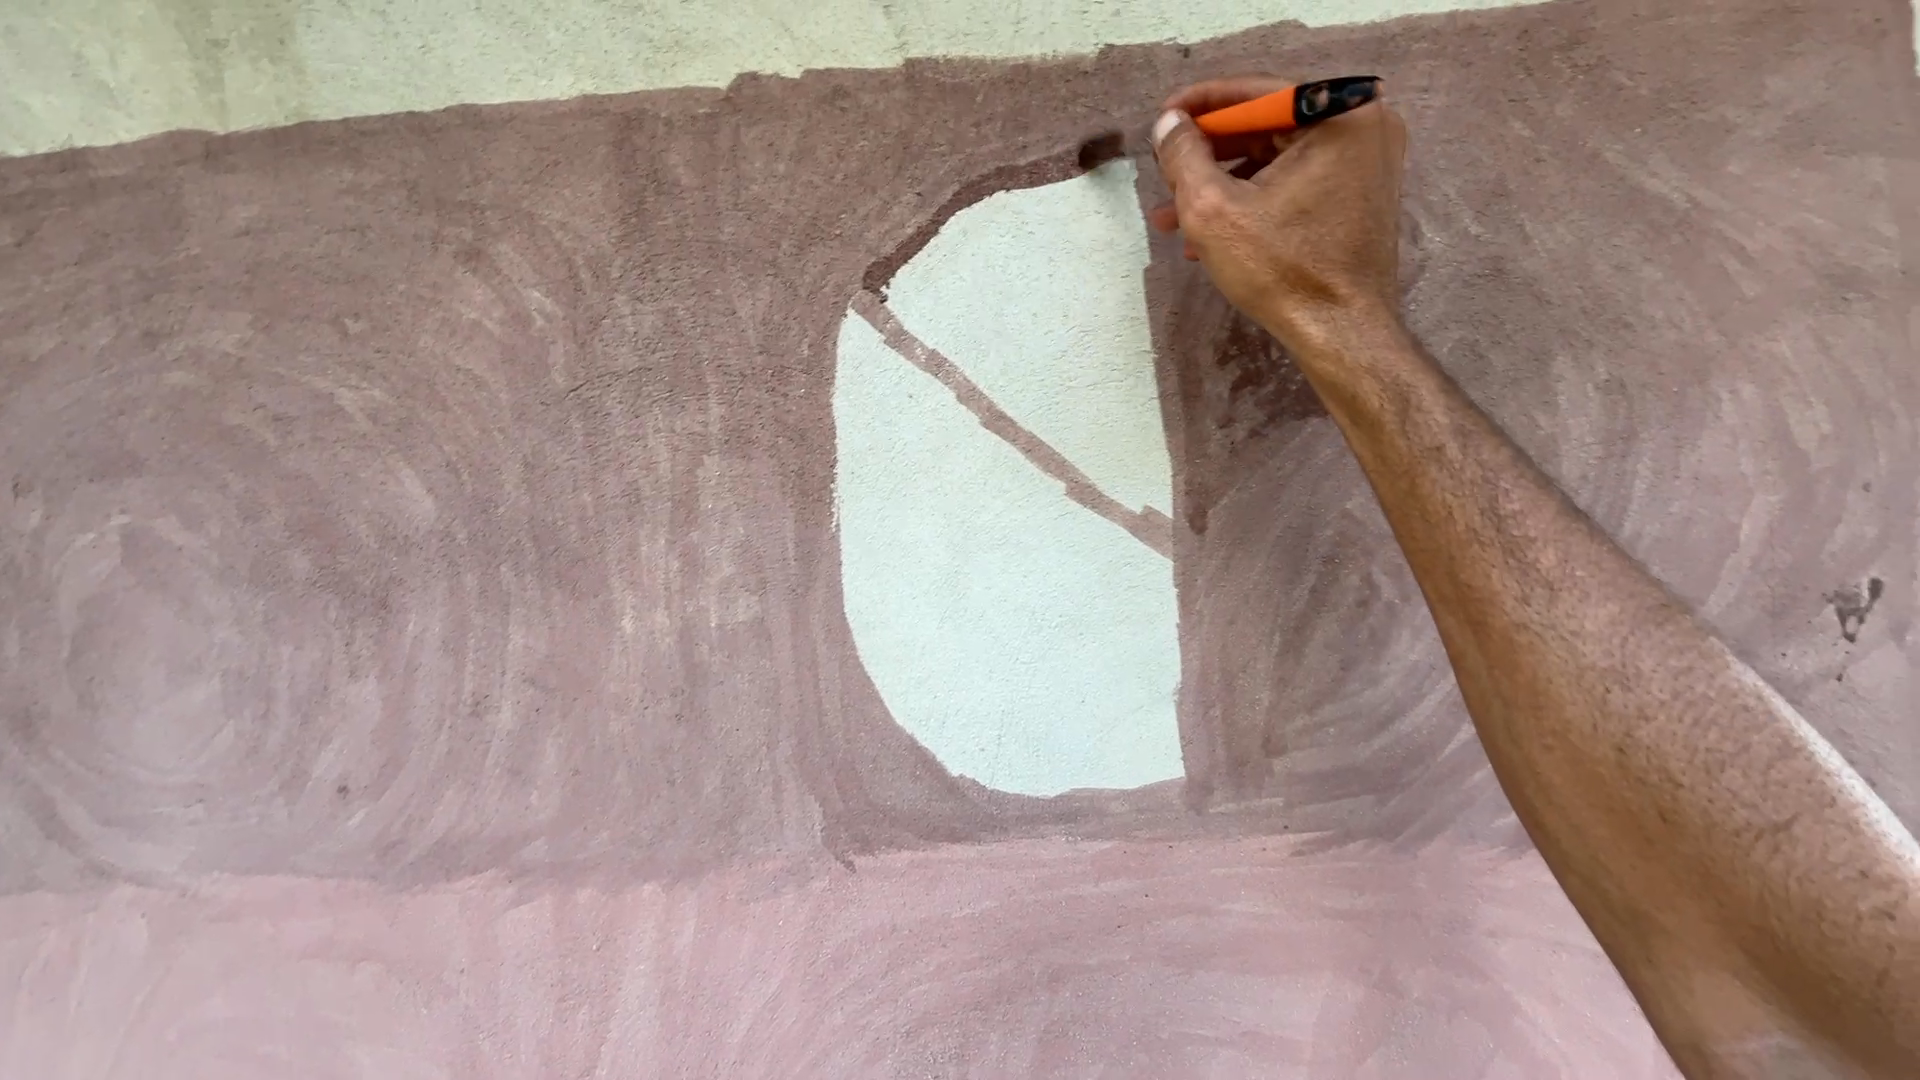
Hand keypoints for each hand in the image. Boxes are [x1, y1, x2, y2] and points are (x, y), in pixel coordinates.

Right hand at [1147, 77, 1408, 355]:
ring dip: (1221, 187)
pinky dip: (1252, 204)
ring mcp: (1365, 166)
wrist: (1339, 331)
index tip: (1163, 120)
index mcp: (1338, 116)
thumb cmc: (1280, 268)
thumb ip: (1183, 157)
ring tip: (1172, 219)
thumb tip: (1167, 125)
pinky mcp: (1358, 200)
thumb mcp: (1213, 209)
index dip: (1200, 106)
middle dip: (1207, 156)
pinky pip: (1294, 185)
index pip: (1256, 93)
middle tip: (1165, 174)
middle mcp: (1363, 129)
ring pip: (1275, 162)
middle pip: (1266, 128)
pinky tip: (1210, 236)